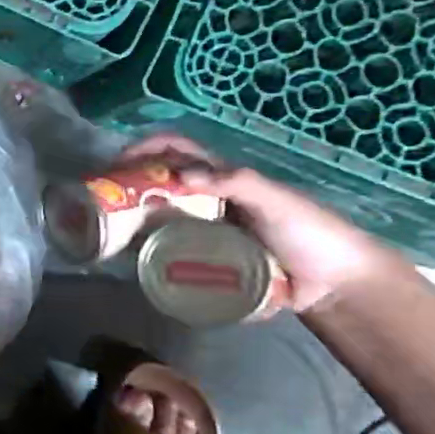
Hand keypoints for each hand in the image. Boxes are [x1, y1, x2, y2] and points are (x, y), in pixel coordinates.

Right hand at [118, 135, 406, 311]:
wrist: (334, 284)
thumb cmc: (310, 232)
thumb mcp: (276, 201)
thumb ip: (237, 183)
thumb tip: (182, 177)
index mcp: (223, 178)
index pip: (176, 151)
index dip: (145, 149)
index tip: (117, 164)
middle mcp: (208, 200)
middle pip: (158, 183)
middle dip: (127, 186)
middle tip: (100, 201)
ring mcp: (205, 231)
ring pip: (159, 217)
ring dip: (131, 219)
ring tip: (106, 230)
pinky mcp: (205, 260)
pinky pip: (169, 250)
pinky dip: (147, 250)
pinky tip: (130, 258)